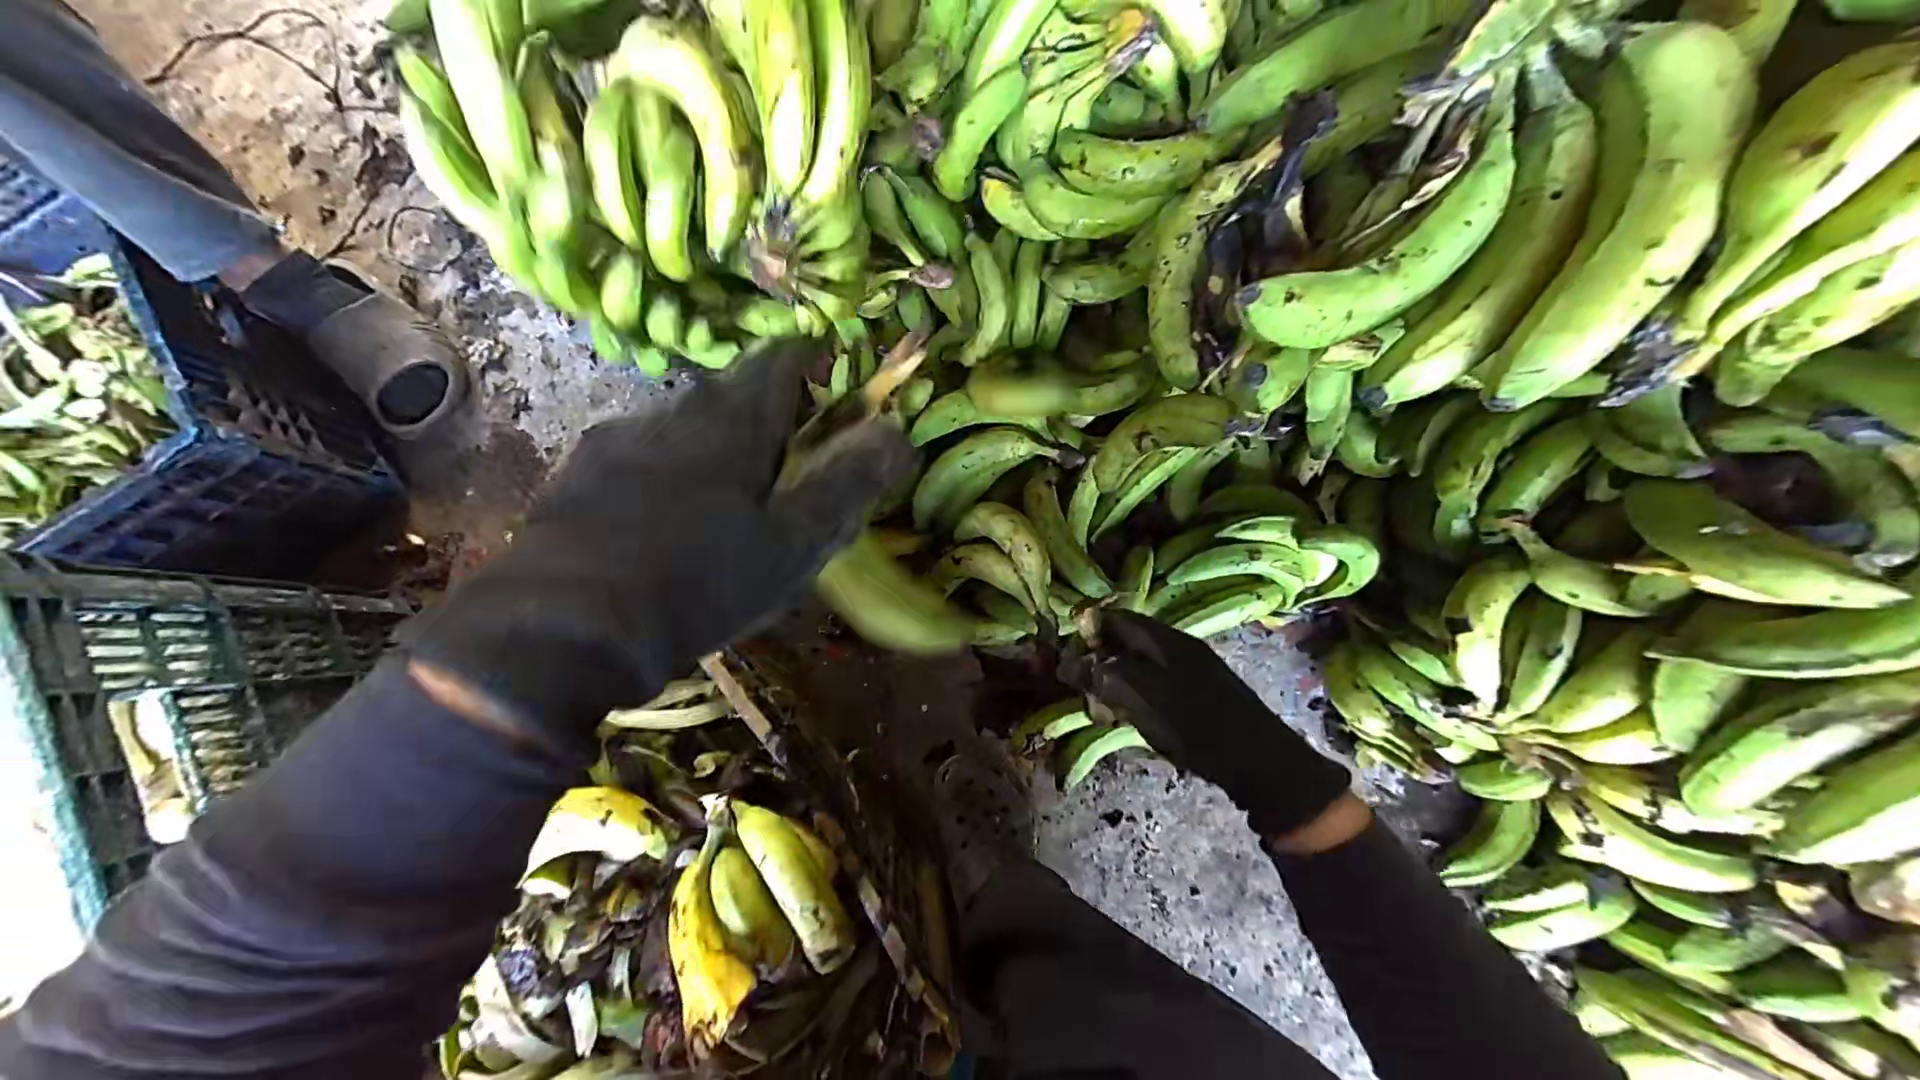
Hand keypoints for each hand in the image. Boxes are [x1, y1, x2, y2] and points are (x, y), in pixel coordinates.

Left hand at [405, 340, 912, 752]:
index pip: (784, 357)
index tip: (837, 404)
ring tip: (732, 508)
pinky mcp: (583, 472)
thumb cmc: (699, 582)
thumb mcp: (793, 543)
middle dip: (773, 421)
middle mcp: (675, 410)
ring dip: (721, 450)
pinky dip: (674, 474)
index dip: (818, 368)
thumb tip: (897, 429)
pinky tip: (669, 526)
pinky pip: (647, 455)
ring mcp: (620, 437)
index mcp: (733, 419)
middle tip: (793, 474)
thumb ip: (848, 482)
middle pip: (736, 393)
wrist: (564, 629)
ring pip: (689, 425)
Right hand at [1073, 612, 1353, 840]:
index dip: (1085, 633)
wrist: (1261, 765)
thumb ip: (1102, 673)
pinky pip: (1151, 688)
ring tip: (1103, 714)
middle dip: (1096, 665)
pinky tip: (1128, 722)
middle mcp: (1175, 648)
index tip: (1065, 660)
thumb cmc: (1196, 725)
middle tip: (1084, 695)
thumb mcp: (1141, 696)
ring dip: (1111, 687)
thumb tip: (1067, 660)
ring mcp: (1187, 672)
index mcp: (1164, 639)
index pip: (1114, 618)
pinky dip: (1132, 701)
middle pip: (1122, 643)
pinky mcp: (1194, 697)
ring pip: (1134, 668)